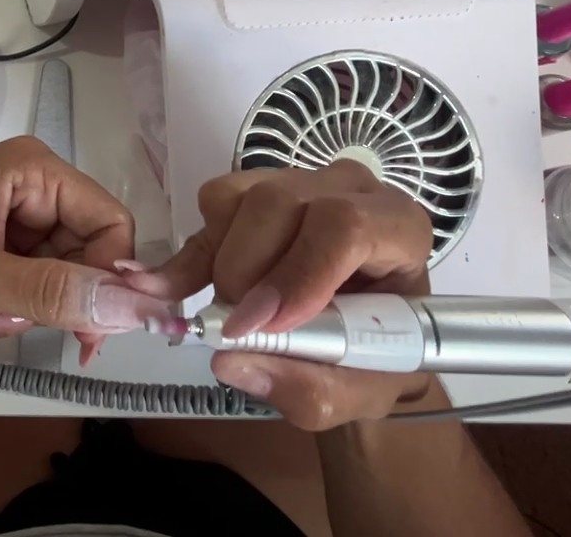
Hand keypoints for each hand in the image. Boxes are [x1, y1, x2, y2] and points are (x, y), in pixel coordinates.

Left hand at [0, 137, 172, 363]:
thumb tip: (136, 309)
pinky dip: (19, 307)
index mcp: (32, 169)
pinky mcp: (7, 239)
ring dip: (35, 308)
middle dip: (60, 297)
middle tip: (14, 323)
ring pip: (66, 273)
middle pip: (90, 251)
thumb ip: (53, 291)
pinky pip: (40, 280)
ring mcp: (20, 212)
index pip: (111, 222)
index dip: (112, 277)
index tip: (89, 330)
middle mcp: (35, 184)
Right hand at [119, 160, 435, 429]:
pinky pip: (210, 205)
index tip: (262, 325)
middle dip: (245, 271)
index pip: (344, 225)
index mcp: (397, 228)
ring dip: (218, 261)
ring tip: (226, 311)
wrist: (360, 333)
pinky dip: (191, 254)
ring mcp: (293, 180)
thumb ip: (309, 387)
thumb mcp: (362, 391)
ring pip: (236, 199)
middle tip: (236, 328)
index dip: (297, 273)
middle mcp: (345, 188)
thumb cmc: (375, 353)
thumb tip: (230, 361)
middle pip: (277, 204)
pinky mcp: (249, 189)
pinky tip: (173, 288)